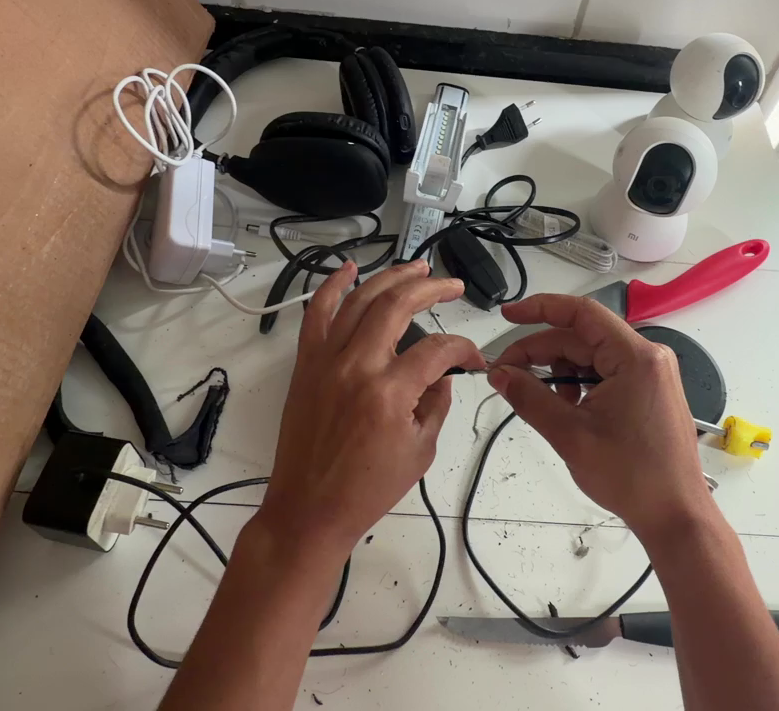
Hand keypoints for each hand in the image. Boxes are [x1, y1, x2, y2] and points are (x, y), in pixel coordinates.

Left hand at [255, 260, 484, 562]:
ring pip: (359, 300)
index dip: (463, 348)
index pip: (437, 350)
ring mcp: (326, 361)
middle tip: (452, 286)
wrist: (308, 511)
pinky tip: (349, 269)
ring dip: (390, 278)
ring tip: (416, 268)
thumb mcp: (420, 450)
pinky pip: (317, 314)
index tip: (473, 358)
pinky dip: (331, 287)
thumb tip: (443, 373)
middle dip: (431, 288)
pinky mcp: (306, 364)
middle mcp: (356, 367)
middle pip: (397, 305)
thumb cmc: (366, 490)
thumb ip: (436, 403)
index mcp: (389, 393)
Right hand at [486, 294, 714, 539]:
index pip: (581, 313)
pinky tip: (567, 407)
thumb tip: (499, 374)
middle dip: (541, 351)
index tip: (507, 315)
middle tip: (505, 373)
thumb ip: (530, 397)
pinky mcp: (650, 389)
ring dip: (560, 370)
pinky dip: (580, 382)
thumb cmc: (630, 476)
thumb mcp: (570, 435)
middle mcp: (648, 355)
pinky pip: (606, 371)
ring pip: (592, 355)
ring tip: (540, 400)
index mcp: (635, 357)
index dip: (540, 308)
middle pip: (582, 337)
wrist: (677, 516)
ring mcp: (652, 372)